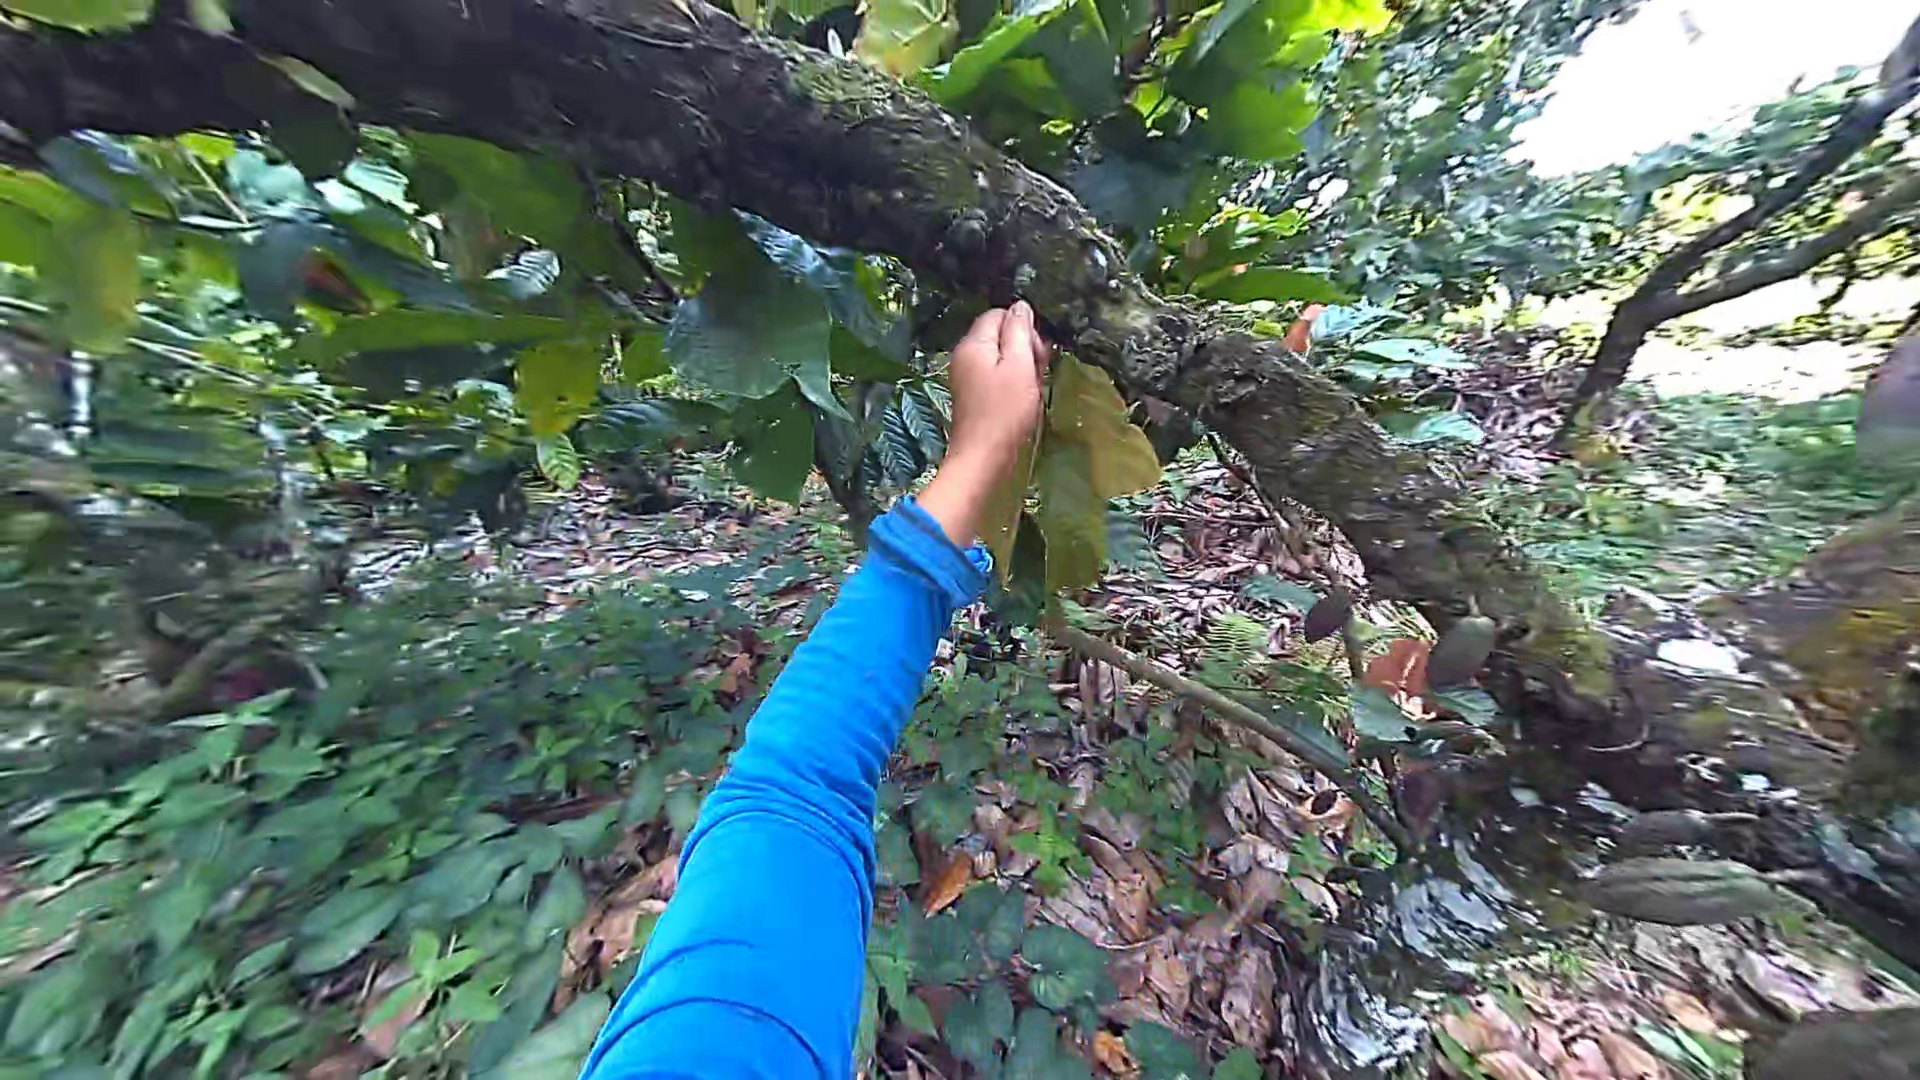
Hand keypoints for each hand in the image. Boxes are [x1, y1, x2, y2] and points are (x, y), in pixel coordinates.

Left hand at [917, 302, 1050, 544]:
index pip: (1000, 315)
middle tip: (1037, 373)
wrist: (982, 458)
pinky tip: (1023, 402)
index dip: (1024, 329)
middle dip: (1024, 349)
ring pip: (1001, 359)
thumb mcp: (1019, 365)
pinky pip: (996, 379)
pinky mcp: (974, 397)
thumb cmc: (1004, 412)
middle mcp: (965, 356)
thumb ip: (1020, 332)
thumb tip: (1021, 306)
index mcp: (973, 344)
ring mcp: (967, 378)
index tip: (1037, 353)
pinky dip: (1013, 386)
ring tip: (1031, 390)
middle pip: (1000, 336)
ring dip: (1022, 370)